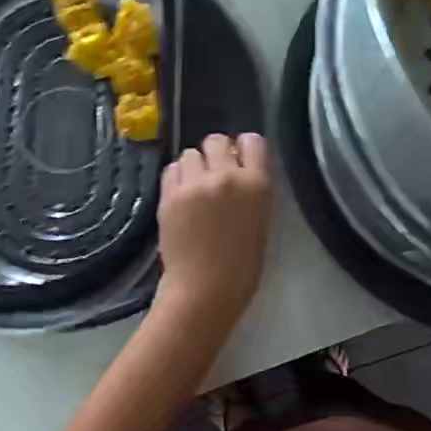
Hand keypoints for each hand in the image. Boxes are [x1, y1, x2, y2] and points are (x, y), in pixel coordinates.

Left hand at [154, 133, 272, 329]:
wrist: (205, 289)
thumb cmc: (241, 266)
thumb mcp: (261, 221)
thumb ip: (252, 190)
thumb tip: (239, 168)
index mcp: (257, 184)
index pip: (253, 141)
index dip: (243, 149)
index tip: (238, 160)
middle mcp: (226, 177)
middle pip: (216, 141)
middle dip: (214, 154)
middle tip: (212, 175)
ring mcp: (195, 184)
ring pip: (190, 154)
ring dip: (193, 167)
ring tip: (194, 189)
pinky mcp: (169, 195)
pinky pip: (171, 170)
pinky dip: (176, 178)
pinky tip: (180, 198)